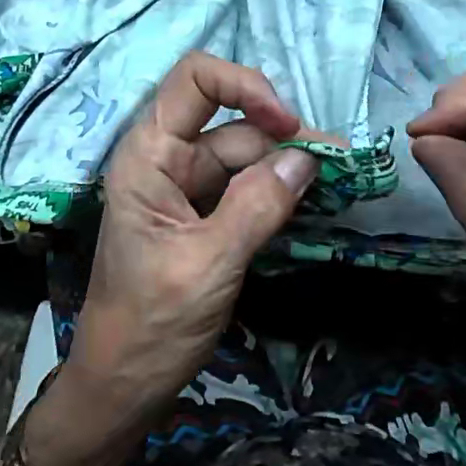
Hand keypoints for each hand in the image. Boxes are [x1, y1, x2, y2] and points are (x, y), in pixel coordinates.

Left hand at [58, 53, 319, 436]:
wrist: (123, 385)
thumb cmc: (151, 323)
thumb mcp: (208, 263)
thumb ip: (257, 205)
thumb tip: (305, 159)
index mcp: (149, 154)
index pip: (195, 80)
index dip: (245, 85)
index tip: (288, 124)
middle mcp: (166, 159)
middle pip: (232, 123)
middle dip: (284, 139)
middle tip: (343, 166)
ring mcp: (185, 188)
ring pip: (245, 156)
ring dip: (288, 166)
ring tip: (340, 183)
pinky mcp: (202, 216)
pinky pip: (245, 188)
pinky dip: (277, 191)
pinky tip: (312, 200)